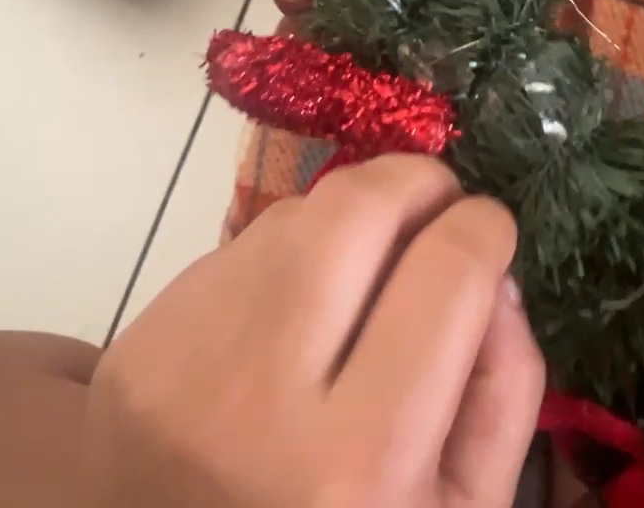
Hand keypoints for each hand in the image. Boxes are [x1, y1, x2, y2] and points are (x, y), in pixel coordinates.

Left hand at [86, 155, 545, 507]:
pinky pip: (243, 243)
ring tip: (371, 258)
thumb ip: (505, 389)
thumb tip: (496, 276)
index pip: (448, 273)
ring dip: (356, 212)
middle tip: (438, 203)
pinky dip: (294, 247)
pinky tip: (300, 300)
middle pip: (358, 205)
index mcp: (361, 463)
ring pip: (299, 210)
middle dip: (419, 179)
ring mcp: (184, 360)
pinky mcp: (139, 340)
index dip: (487, 227)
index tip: (490, 230)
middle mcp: (261, 398)